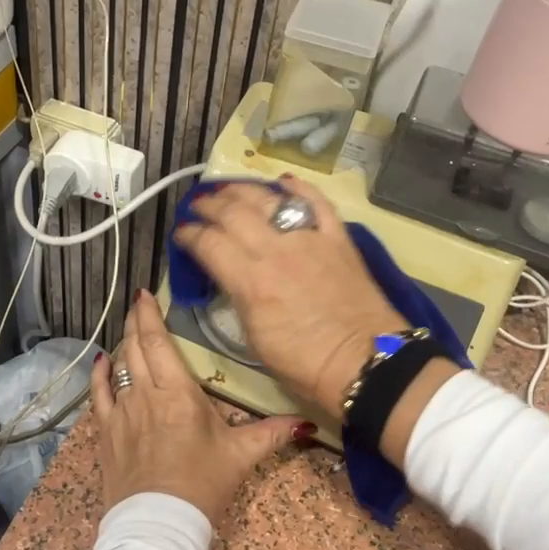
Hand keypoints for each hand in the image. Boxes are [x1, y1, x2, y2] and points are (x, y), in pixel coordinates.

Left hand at [90, 292, 311, 523]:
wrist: (157, 524)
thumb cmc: (201, 486)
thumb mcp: (239, 456)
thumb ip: (271, 434)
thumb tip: (306, 423)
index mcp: (177, 393)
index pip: (158, 342)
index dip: (149, 315)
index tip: (145, 294)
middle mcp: (145, 394)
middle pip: (135, 347)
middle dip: (135, 322)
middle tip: (138, 305)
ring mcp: (121, 411)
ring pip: (119, 365)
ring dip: (123, 345)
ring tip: (129, 330)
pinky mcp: (105, 431)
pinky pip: (98, 393)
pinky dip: (100, 373)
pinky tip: (103, 361)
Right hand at [172, 177, 407, 417]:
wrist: (368, 364)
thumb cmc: (306, 366)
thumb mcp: (255, 341)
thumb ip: (239, 300)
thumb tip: (229, 279)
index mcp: (250, 282)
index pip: (207, 243)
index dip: (188, 235)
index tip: (180, 234)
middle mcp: (275, 252)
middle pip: (232, 212)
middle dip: (208, 206)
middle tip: (198, 207)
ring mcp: (308, 240)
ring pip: (268, 199)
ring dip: (242, 190)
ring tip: (228, 190)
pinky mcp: (337, 238)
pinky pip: (316, 202)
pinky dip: (298, 188)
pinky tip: (284, 183)